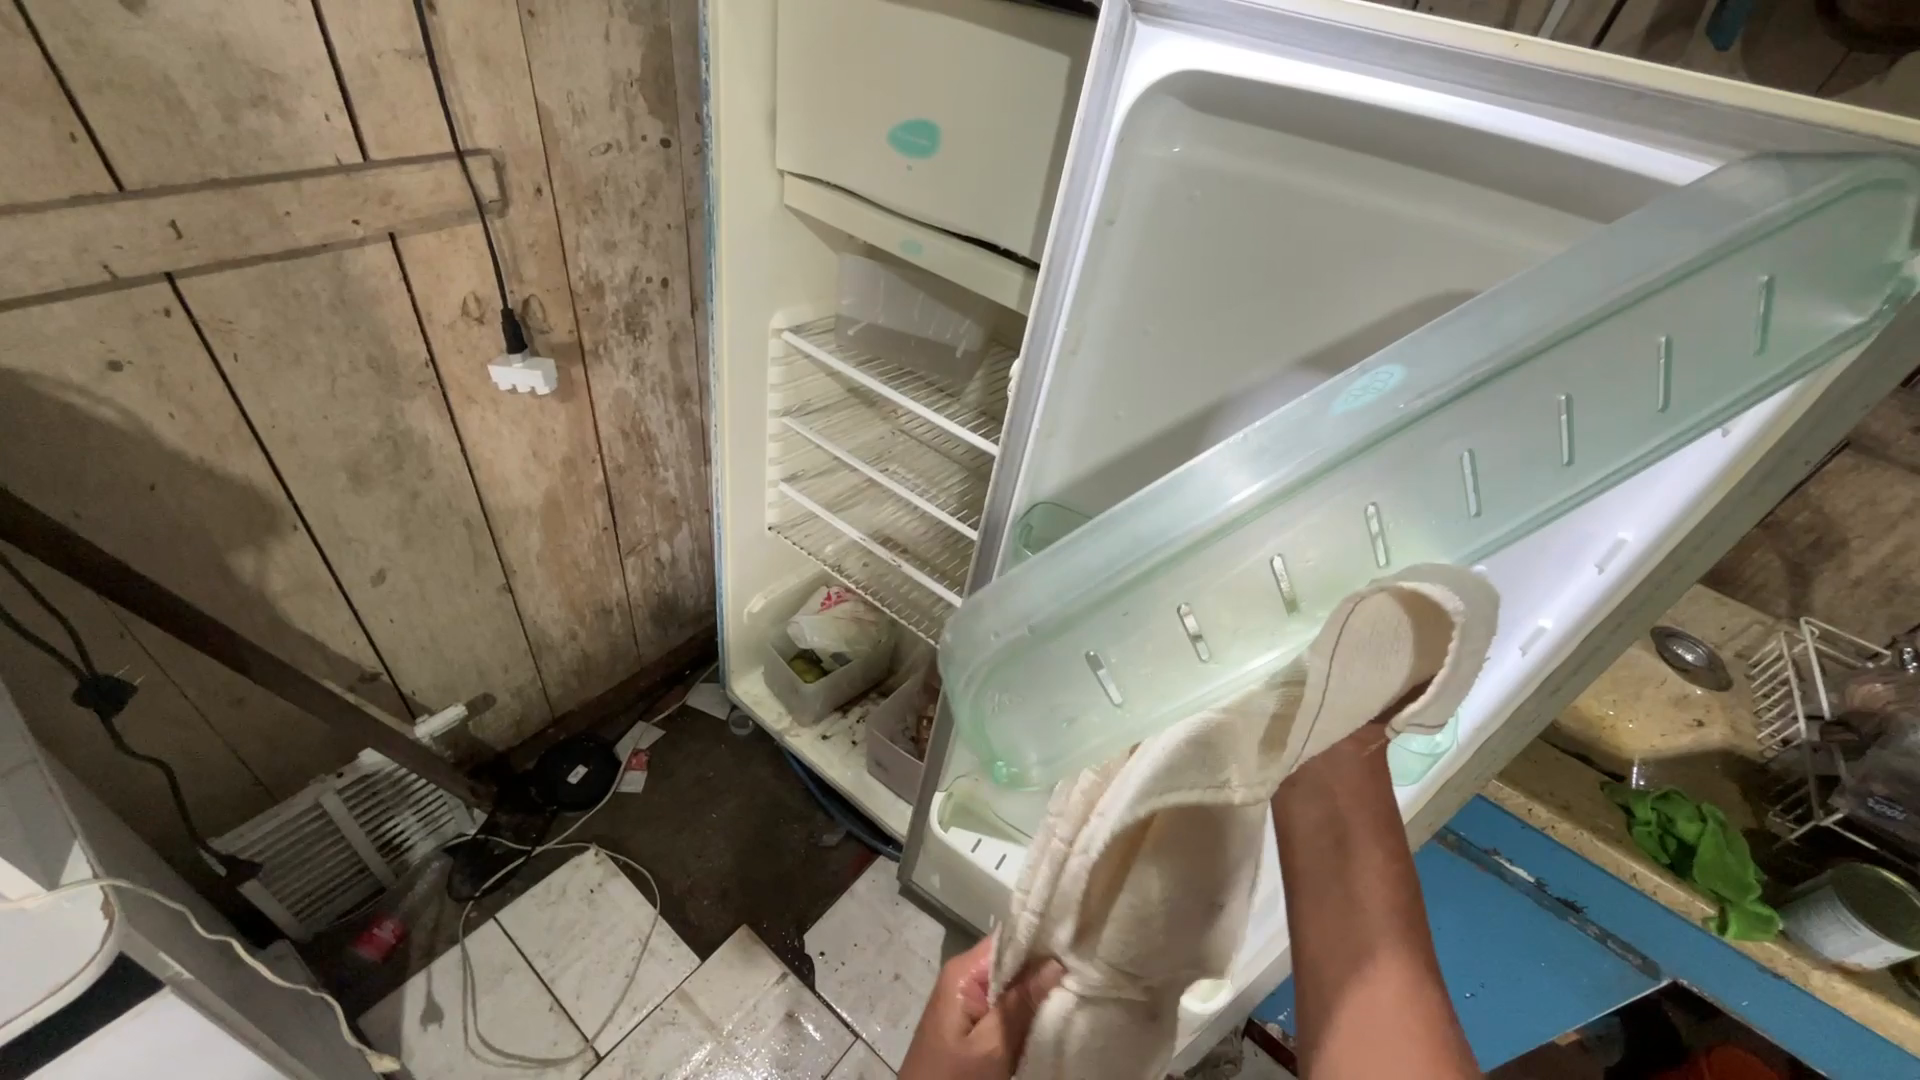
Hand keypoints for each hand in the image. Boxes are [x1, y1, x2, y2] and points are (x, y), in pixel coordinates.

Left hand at [898, 936, 1064, 1079]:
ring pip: (1010, 981)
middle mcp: (964, 974)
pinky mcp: (971, 1017)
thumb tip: (1055, 962)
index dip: (1041, 939)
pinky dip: (1023, 1006)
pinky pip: (1002, 1000)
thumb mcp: (992, 1046)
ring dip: (1035, 988)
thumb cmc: (954, 1078)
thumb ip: (1021, 1003)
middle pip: (1010, 958)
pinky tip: (1047, 1009)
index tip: (1074, 944)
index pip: (1008, 939)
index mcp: (964, 971)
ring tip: (1071, 986)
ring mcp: (966, 996)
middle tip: (1079, 971)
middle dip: (1042, 966)